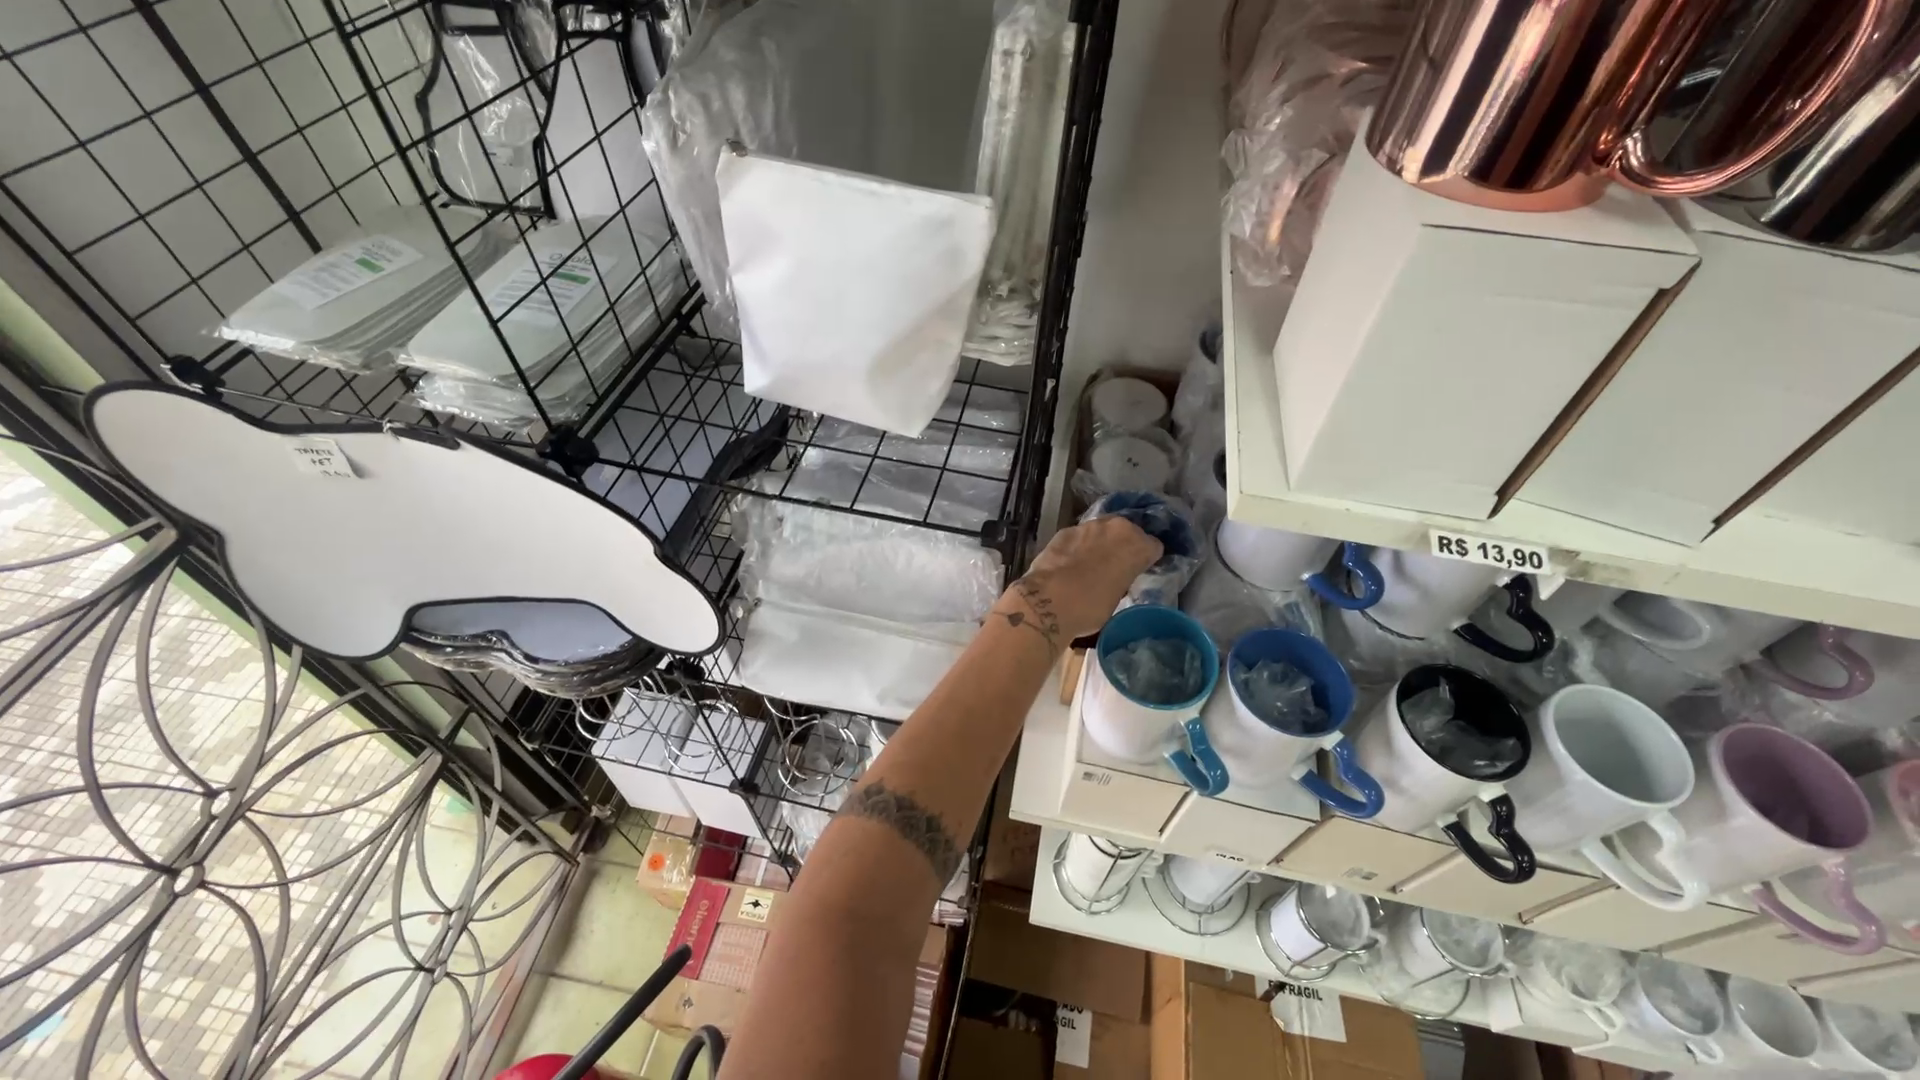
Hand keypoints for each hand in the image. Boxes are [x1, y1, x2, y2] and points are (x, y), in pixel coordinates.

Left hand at [991, 516, 1162, 652]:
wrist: (1050, 601)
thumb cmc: (1092, 607)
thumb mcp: (1118, 596)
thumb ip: (1123, 578)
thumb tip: (1116, 578)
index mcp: (1139, 546)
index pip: (1153, 547)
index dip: (1146, 559)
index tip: (1139, 570)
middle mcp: (1117, 527)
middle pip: (1127, 532)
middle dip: (1123, 545)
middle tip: (1115, 565)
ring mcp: (1088, 526)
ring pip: (1101, 531)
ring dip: (1099, 543)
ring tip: (1090, 563)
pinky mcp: (1065, 530)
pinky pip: (1078, 537)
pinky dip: (1077, 546)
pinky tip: (1069, 563)